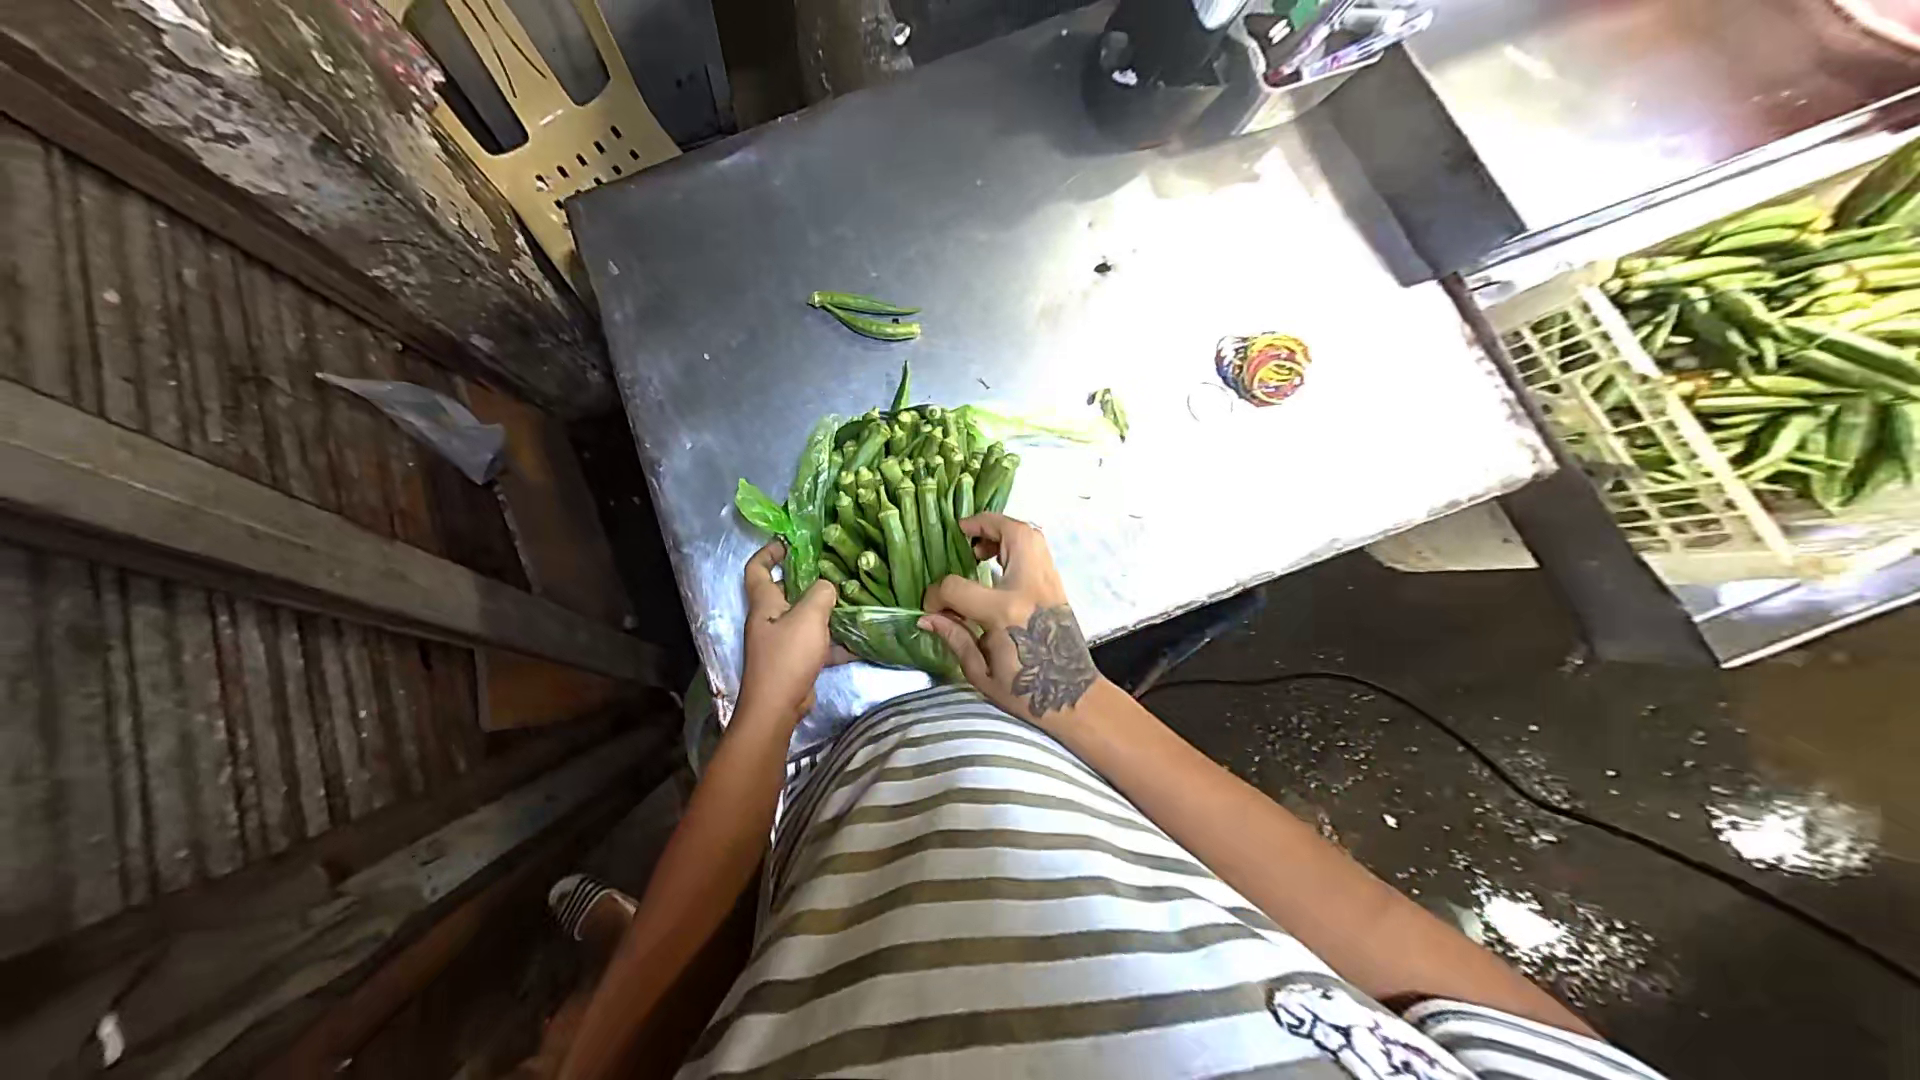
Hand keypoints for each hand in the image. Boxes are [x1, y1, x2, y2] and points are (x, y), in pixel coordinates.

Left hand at [739, 541, 839, 725]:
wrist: (777, 707)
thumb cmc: (788, 656)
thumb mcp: (809, 616)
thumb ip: (821, 594)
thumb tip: (828, 586)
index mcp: (765, 604)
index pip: (757, 570)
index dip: (769, 552)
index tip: (788, 542)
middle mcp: (769, 621)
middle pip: (785, 593)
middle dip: (807, 582)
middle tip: (834, 573)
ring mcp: (781, 643)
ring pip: (804, 620)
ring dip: (826, 613)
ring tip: (853, 604)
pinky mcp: (794, 663)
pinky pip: (816, 645)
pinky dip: (835, 643)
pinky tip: (858, 643)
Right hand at [918, 513, 1103, 729]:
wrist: (1073, 698)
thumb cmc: (1026, 693)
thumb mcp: (981, 673)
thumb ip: (954, 638)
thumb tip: (928, 618)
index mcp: (1006, 613)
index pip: (958, 587)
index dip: (936, 596)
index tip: (933, 609)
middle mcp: (1030, 588)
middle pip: (1010, 533)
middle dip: (982, 525)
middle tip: (963, 533)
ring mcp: (1049, 583)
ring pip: (1031, 533)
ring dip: (1003, 529)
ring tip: (981, 545)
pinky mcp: (1057, 587)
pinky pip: (1038, 548)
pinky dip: (1018, 542)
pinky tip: (1000, 560)